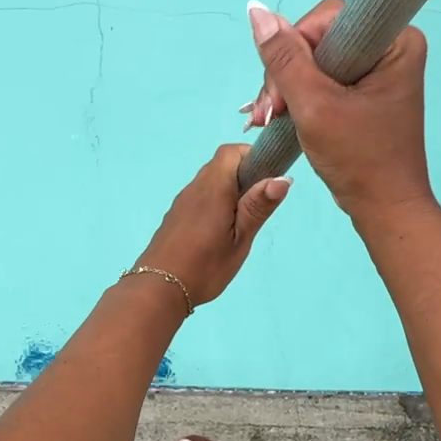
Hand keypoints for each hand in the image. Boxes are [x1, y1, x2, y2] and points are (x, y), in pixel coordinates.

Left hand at [134, 144, 291, 308]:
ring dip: (229, 192)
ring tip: (241, 224)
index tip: (268, 179)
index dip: (253, 157)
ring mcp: (182, 202)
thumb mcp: (240, 239)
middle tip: (258, 207)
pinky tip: (219, 233)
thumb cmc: (205, 266)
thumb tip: (282, 178)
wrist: (158, 289)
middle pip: (221, 166)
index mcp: (213, 187)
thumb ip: (258, 207)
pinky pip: (199, 199)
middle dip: (244, 177)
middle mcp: (194, 188)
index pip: (232, 152)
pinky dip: (214, 204)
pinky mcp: (175, 217)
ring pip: (209, 183)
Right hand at [242, 0, 432, 220]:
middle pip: (318, 39)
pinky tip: (279, 115)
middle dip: (286, 74)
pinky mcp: (366, 89)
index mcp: (395, 41)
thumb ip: (283, 59)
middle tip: (269, 113)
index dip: (294, 48)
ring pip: (315, 59)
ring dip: (287, 87)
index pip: (327, 19)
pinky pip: (323, 77)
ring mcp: (378, 69)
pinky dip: (299, 95)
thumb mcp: (314, 106)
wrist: (383, 206)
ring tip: (269, 119)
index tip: (279, 94)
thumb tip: (256, 11)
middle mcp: (391, 46)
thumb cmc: (358, 157)